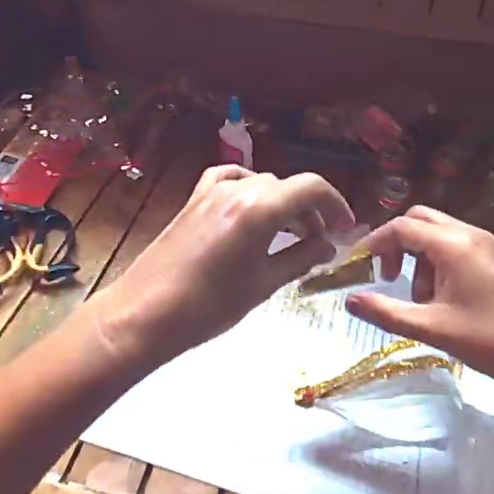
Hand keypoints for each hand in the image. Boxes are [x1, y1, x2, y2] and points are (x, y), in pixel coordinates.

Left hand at [92, 165, 354, 368]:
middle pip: (286, 186)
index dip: (336, 205)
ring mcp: (210, 192)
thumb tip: (329, 245)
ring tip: (290, 235)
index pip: (312, 187)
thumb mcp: (264, 283)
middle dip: (310, 210)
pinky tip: (250, 209)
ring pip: (259, 184)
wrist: (147, 311)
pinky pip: (227, 181)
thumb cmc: (210, 305)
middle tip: (320, 243)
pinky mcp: (192, 201)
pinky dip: (246, 190)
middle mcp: (237, 189)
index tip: (346, 229)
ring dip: (280, 203)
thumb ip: (301, 258)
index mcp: (260, 207)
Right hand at [343, 206, 493, 401]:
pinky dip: (438, 263)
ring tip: (419, 299)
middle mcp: (470, 235)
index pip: (399, 227)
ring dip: (418, 256)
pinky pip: (457, 247)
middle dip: (395, 243)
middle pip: (418, 220)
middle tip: (387, 276)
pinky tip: (444, 300)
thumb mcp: (435, 330)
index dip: (373, 243)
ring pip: (438, 233)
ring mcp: (488, 246)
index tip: (357, 267)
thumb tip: (349, 300)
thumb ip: (387, 313)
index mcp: (453, 245)